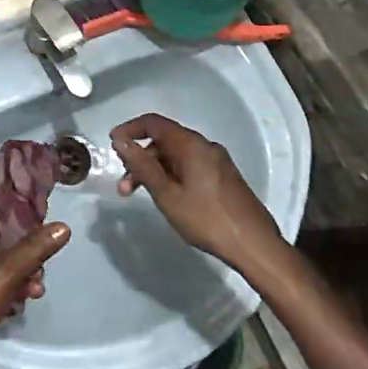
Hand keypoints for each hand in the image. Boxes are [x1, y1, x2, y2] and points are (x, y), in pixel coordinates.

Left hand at [0, 188, 69, 368]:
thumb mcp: (7, 271)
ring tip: (38, 282)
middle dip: (20, 238)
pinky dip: (14, 285)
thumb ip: (35, 248)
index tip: (24, 202)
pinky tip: (27, 298)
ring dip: (22, 266)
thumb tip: (63, 226)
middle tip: (42, 244)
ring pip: (0, 256)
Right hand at [112, 114, 282, 268]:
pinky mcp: (223, 176)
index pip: (153, 122)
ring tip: (140, 196)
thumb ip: (142, 165)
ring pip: (176, 156)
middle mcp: (204, 146)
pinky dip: (171, 176)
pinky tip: (167, 197)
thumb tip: (120, 140)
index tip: (112, 144)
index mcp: (191, 144)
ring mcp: (216, 161)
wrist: (255, 245)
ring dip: (155, 171)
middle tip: (124, 185)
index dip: (130, 129)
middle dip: (140, 158)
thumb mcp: (167, 194)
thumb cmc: (206, 219)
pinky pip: (189, 166)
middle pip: (164, 141)